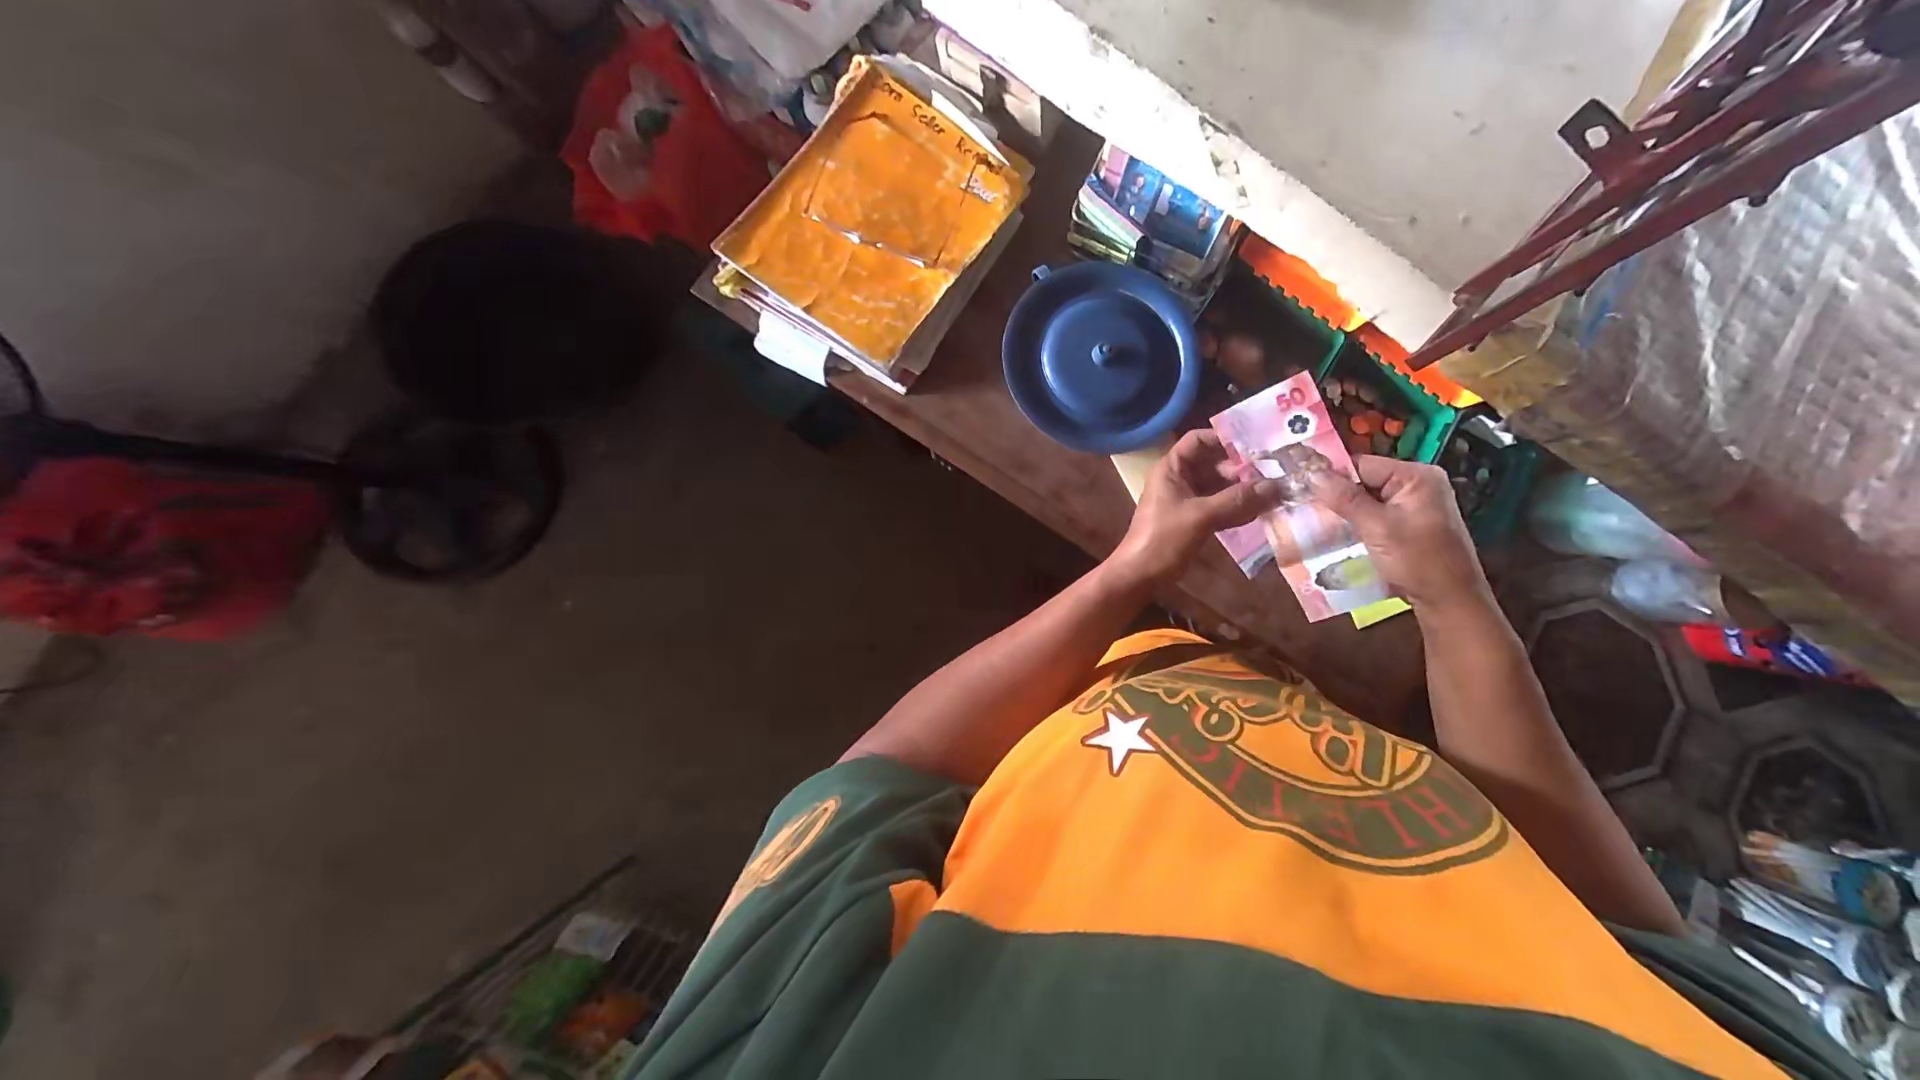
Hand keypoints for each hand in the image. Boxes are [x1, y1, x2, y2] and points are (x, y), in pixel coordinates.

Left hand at [1109, 429, 1280, 586]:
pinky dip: (1236, 507)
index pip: (1198, 440)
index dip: (1224, 439)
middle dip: (1243, 469)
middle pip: (1215, 463)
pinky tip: (1261, 511)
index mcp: (1171, 468)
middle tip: (1276, 473)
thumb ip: (1237, 499)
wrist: (1140, 574)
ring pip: (1220, 486)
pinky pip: (1219, 506)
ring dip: (1244, 490)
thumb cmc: (1163, 538)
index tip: (1256, 445)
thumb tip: (1276, 485)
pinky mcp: (1193, 519)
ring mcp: (1186, 500)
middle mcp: (1179, 479)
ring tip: (1276, 492)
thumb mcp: (1201, 515)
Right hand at [1307, 456, 1490, 612]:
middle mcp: (1418, 483)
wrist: (1449, 599)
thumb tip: (1311, 473)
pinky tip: (1339, 531)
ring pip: (1367, 498)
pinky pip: (1376, 512)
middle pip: (1364, 480)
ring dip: (1344, 509)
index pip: (1362, 464)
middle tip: (1304, 506)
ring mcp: (1415, 503)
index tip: (1301, 488)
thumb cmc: (1417, 560)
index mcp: (1417, 476)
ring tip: (1316, 519)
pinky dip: (1357, 520)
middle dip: (1336, 494)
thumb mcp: (1376, 527)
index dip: (1331, 475)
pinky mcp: (1410, 522)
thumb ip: (1344, 498)